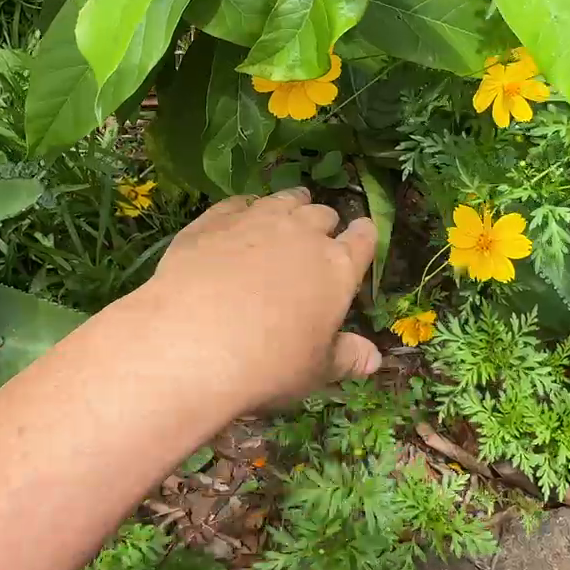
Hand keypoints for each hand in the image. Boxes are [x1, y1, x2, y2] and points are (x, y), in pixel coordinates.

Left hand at [130, 188, 380, 409]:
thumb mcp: (315, 370)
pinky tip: (240, 216)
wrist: (194, 343)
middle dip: (324, 223)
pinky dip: (246, 208)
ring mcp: (258, 220)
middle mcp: (303, 233)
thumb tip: (375, 359)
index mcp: (337, 267)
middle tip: (317, 237)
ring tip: (290, 208)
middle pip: (323, 214)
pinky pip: (239, 202)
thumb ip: (346, 357)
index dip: (364, 236)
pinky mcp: (216, 219)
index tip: (362, 235)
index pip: (363, 239)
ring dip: (291, 204)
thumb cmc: (269, 364)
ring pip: (284, 199)